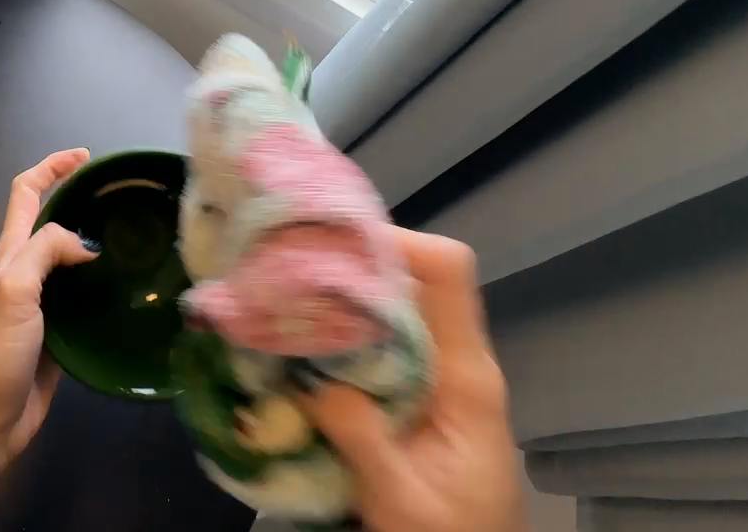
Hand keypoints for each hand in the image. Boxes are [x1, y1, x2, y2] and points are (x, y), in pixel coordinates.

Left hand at [0, 149, 97, 518]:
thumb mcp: (16, 288)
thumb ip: (46, 252)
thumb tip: (89, 243)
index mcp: (12, 253)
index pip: (27, 192)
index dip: (52, 167)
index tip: (85, 157)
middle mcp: (26, 268)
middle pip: (50, 217)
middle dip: (78, 196)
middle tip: (118, 195)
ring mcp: (44, 298)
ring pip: (70, 253)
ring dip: (95, 236)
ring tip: (132, 233)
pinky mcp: (61, 326)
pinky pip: (84, 290)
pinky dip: (104, 278)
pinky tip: (129, 285)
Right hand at [293, 230, 524, 531]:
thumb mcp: (406, 504)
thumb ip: (365, 442)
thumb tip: (313, 381)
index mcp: (466, 376)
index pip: (449, 274)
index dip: (397, 243)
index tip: (332, 247)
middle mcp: (453, 357)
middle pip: (410, 274)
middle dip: (348, 260)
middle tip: (285, 263)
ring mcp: (432, 369)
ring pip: (389, 300)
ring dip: (337, 289)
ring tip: (281, 290)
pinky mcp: (410, 384)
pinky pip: (376, 331)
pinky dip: (336, 320)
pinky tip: (296, 331)